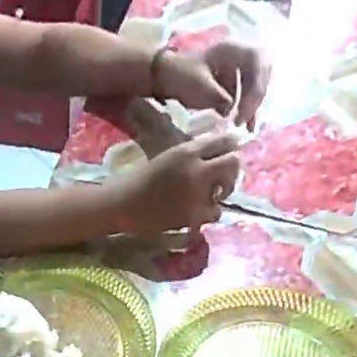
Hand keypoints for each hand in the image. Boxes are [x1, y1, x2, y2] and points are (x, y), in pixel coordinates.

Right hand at [109, 131, 241, 232]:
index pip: (223, 139)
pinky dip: (210, 213)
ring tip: (211, 196)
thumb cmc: (138, 180)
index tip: (229, 152)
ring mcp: (196, 195)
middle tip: (224, 178)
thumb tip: (216, 152)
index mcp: (187, 151)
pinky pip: (215, 213)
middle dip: (232, 169)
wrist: (122, 205)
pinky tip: (199, 212)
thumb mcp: (167, 157)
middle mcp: (196, 170)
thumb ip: (191, 154)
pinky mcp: (192, 216)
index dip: (230, 145)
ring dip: (221, 193)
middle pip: (233, 162)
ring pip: (226, 190)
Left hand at [152, 42, 269, 128]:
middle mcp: (239, 55)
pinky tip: (245, 125)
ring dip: (254, 105)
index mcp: (232, 48)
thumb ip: (220, 98)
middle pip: (262, 73)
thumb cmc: (181, 78)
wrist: (166, 78)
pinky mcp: (234, 82)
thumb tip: (234, 111)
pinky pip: (247, 94)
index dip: (255, 88)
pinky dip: (247, 109)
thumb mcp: (200, 88)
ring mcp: (238, 68)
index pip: (258, 61)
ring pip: (256, 84)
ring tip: (248, 128)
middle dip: (256, 98)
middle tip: (246, 123)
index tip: (243, 114)